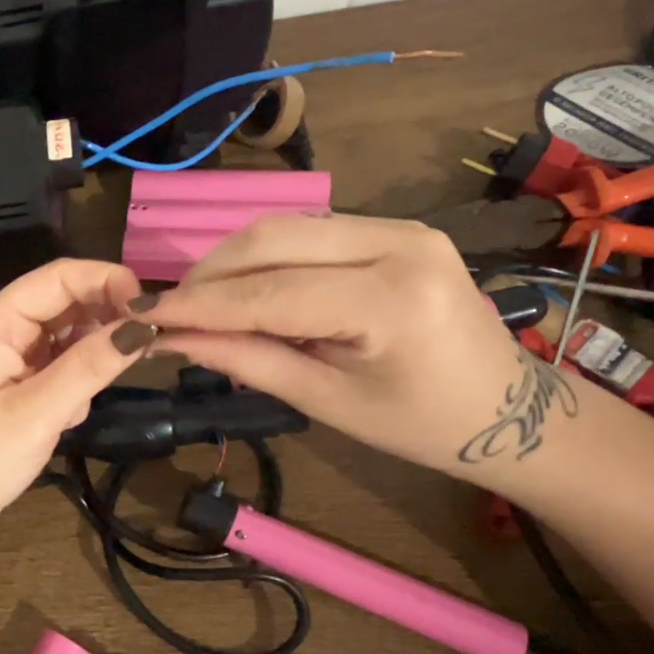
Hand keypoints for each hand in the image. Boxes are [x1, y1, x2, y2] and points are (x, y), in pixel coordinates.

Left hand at [0, 259, 154, 542]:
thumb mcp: (39, 413)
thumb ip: (90, 366)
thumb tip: (144, 325)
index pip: (58, 276)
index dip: (107, 280)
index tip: (150, 308)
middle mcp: (1, 327)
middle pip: (65, 299)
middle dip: (105, 317)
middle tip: (144, 347)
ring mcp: (8, 354)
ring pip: (66, 332)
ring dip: (90, 354)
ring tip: (92, 393)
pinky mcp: (16, 381)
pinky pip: (59, 361)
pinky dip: (76, 379)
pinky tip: (70, 414)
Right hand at [129, 214, 576, 479]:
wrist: (512, 412)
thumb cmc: (423, 425)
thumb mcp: (327, 402)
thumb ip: (246, 360)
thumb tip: (170, 339)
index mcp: (392, 300)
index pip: (269, 292)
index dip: (197, 305)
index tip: (141, 317)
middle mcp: (399, 244)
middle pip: (270, 238)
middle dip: (207, 274)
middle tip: (166, 311)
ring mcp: (400, 228)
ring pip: (282, 228)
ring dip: (229, 262)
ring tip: (197, 304)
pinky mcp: (393, 228)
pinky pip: (306, 233)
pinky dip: (261, 259)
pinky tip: (241, 290)